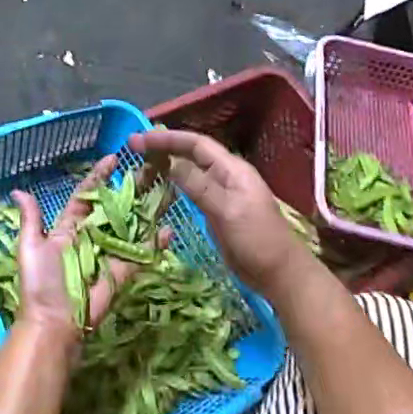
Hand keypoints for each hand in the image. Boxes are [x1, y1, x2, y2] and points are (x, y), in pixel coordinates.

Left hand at [9, 155, 158, 340]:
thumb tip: (18, 190)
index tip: (113, 158)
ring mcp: (109, 254)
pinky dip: (155, 244)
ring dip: (148, 209)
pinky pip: (141, 255)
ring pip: (132, 226)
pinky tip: (170, 228)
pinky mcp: (123, 273)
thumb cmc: (40, 284)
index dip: (98, 178)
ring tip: (168, 188)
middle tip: (150, 168)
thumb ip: (31, 219)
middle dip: (131, 188)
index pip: (86, 196)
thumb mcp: (30, 247)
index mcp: (67, 228)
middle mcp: (90, 237)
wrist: (53, 324)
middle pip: (114, 207)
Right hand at [129, 129, 315, 298]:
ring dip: (165, 165)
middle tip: (132, 149)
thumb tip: (169, 161)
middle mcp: (226, 176)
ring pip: (188, 171)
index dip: (167, 138)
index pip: (196, 144)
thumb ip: (198, 184)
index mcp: (232, 170)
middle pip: (190, 153)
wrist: (280, 275)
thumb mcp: (226, 210)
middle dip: (162, 148)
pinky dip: (171, 184)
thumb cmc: (257, 240)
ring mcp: (221, 193)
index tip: (139, 139)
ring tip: (140, 166)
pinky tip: (158, 188)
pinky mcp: (215, 210)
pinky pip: (189, 189)